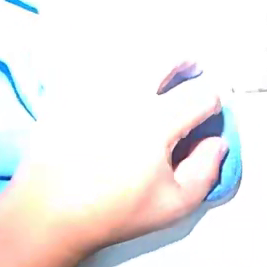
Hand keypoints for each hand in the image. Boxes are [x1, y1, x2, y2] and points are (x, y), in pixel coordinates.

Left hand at [0, 58, 227, 266]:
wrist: (50, 212)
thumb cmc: (116, 212)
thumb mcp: (174, 204)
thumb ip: (206, 171)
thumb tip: (216, 141)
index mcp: (157, 122)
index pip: (200, 95)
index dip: (212, 101)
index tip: (209, 110)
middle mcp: (126, 96)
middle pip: (165, 55)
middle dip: (185, 60)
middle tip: (190, 68)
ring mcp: (93, 90)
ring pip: (128, 54)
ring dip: (149, 58)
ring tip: (155, 71)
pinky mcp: (67, 92)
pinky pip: (93, 64)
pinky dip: (112, 66)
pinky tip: (120, 87)